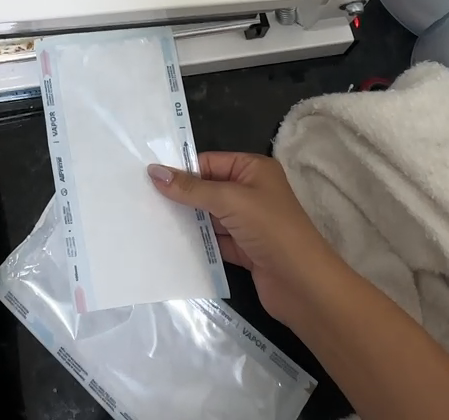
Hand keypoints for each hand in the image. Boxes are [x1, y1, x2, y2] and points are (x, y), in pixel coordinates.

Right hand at [148, 152, 335, 324]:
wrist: (304, 287)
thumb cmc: (271, 230)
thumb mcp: (229, 201)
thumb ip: (191, 188)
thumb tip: (154, 171)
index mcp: (254, 170)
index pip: (210, 162)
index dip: (182, 169)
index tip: (149, 176)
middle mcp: (252, 192)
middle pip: (208, 188)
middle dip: (181, 195)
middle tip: (144, 197)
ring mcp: (249, 223)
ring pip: (209, 216)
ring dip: (187, 219)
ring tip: (151, 218)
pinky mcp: (245, 249)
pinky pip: (215, 240)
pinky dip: (197, 242)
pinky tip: (171, 243)